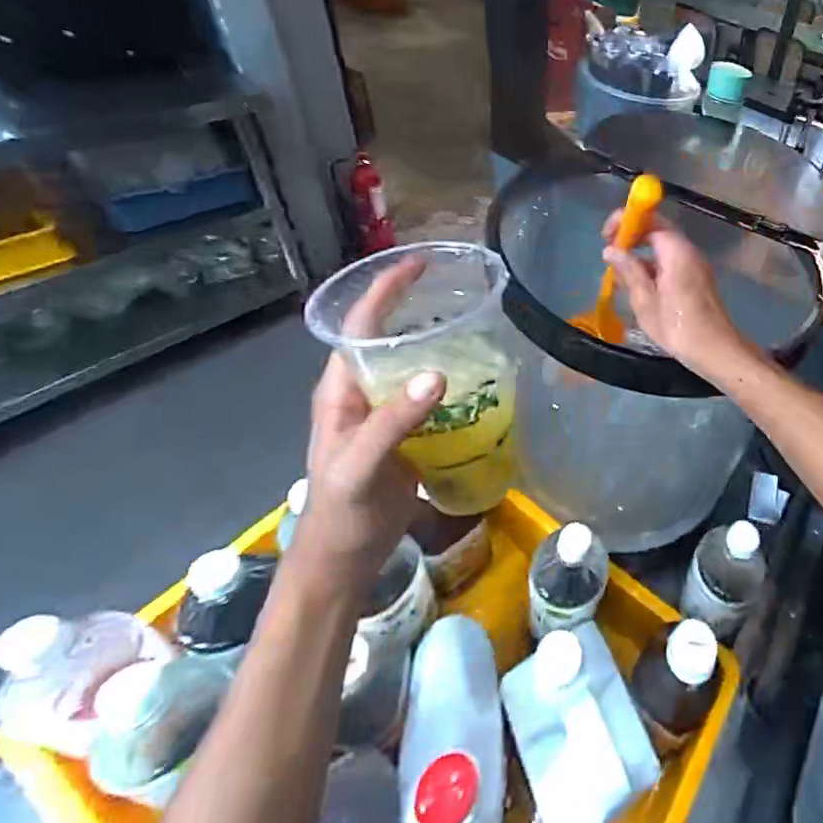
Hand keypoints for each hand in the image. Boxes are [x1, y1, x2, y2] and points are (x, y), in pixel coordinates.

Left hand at [298, 259, 446, 589]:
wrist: (344, 559)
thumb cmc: (341, 512)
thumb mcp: (361, 465)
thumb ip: (393, 422)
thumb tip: (438, 374)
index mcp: (341, 388)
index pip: (360, 324)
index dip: (386, 290)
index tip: (420, 263)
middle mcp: (363, 391)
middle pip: (388, 335)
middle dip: (417, 306)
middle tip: (460, 289)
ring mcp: (386, 412)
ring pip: (412, 363)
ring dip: (439, 341)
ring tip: (477, 323)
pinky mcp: (407, 432)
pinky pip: (431, 393)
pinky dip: (454, 378)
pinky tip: (481, 378)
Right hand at [600, 212, 755, 380]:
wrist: (716, 350)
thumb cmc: (678, 328)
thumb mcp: (646, 301)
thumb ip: (629, 271)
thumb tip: (611, 250)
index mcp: (677, 252)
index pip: (650, 220)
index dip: (626, 221)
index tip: (606, 236)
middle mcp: (689, 252)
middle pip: (657, 231)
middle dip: (632, 237)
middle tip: (610, 254)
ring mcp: (695, 265)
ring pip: (664, 248)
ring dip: (641, 254)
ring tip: (620, 274)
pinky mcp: (697, 279)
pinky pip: (671, 262)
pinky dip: (653, 267)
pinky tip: (638, 286)